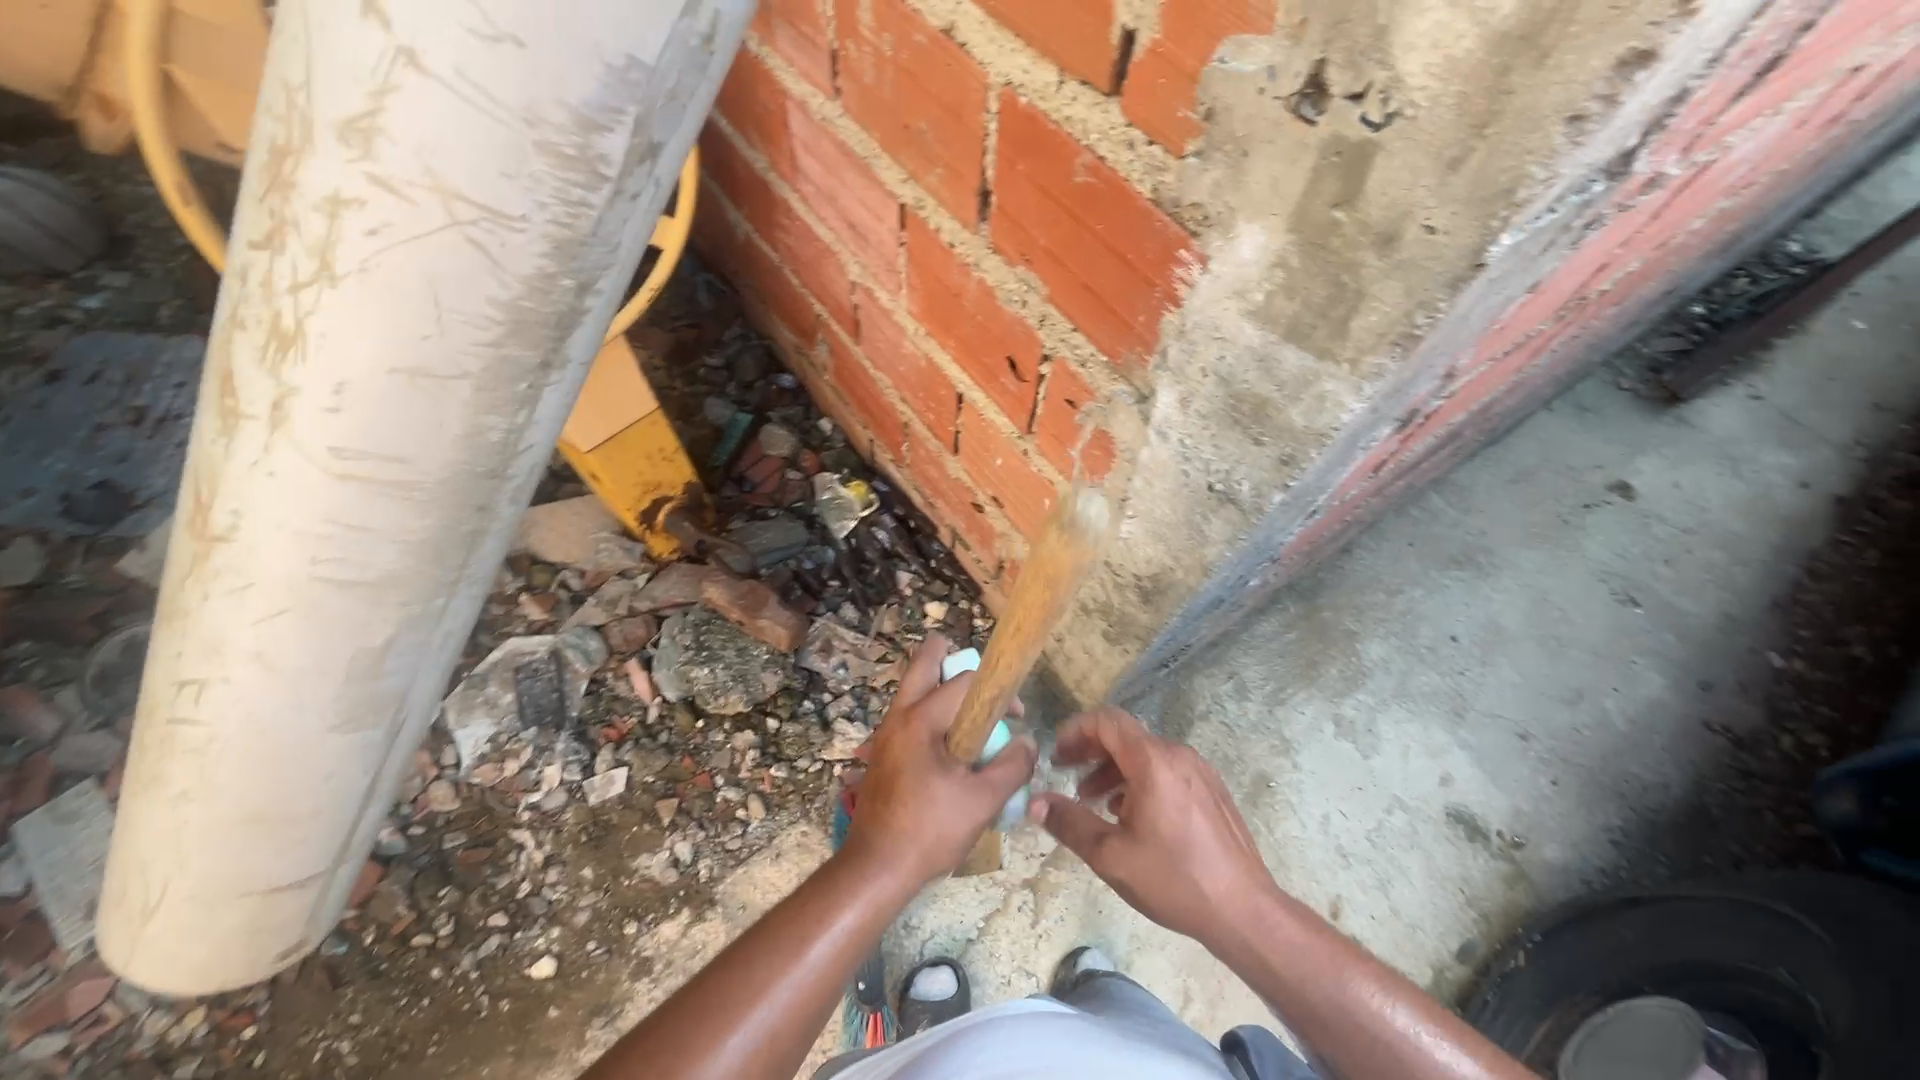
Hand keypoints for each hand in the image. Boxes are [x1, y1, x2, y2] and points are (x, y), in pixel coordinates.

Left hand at [840, 634, 1037, 889]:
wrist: (876, 867)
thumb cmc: (930, 831)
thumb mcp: (983, 801)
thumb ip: (1013, 766)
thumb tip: (1028, 743)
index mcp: (921, 720)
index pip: (964, 681)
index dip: (997, 692)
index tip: (1016, 717)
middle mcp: (898, 717)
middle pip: (923, 664)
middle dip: (951, 657)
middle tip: (979, 677)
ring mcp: (884, 735)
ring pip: (911, 690)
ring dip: (939, 689)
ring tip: (971, 715)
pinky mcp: (882, 754)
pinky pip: (907, 717)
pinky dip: (929, 715)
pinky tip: (950, 748)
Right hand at [1030, 707, 1278, 953]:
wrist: (1243, 910)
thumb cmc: (1174, 879)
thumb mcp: (1110, 855)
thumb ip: (1069, 822)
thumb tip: (1035, 803)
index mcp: (1154, 762)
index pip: (1108, 721)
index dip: (1076, 730)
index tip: (1056, 755)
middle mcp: (1179, 756)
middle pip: (1127, 736)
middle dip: (1092, 752)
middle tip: (1066, 774)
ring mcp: (1200, 773)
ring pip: (1147, 756)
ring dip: (1114, 770)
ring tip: (1093, 801)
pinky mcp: (1212, 792)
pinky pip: (1167, 772)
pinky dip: (1140, 781)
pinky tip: (1130, 816)